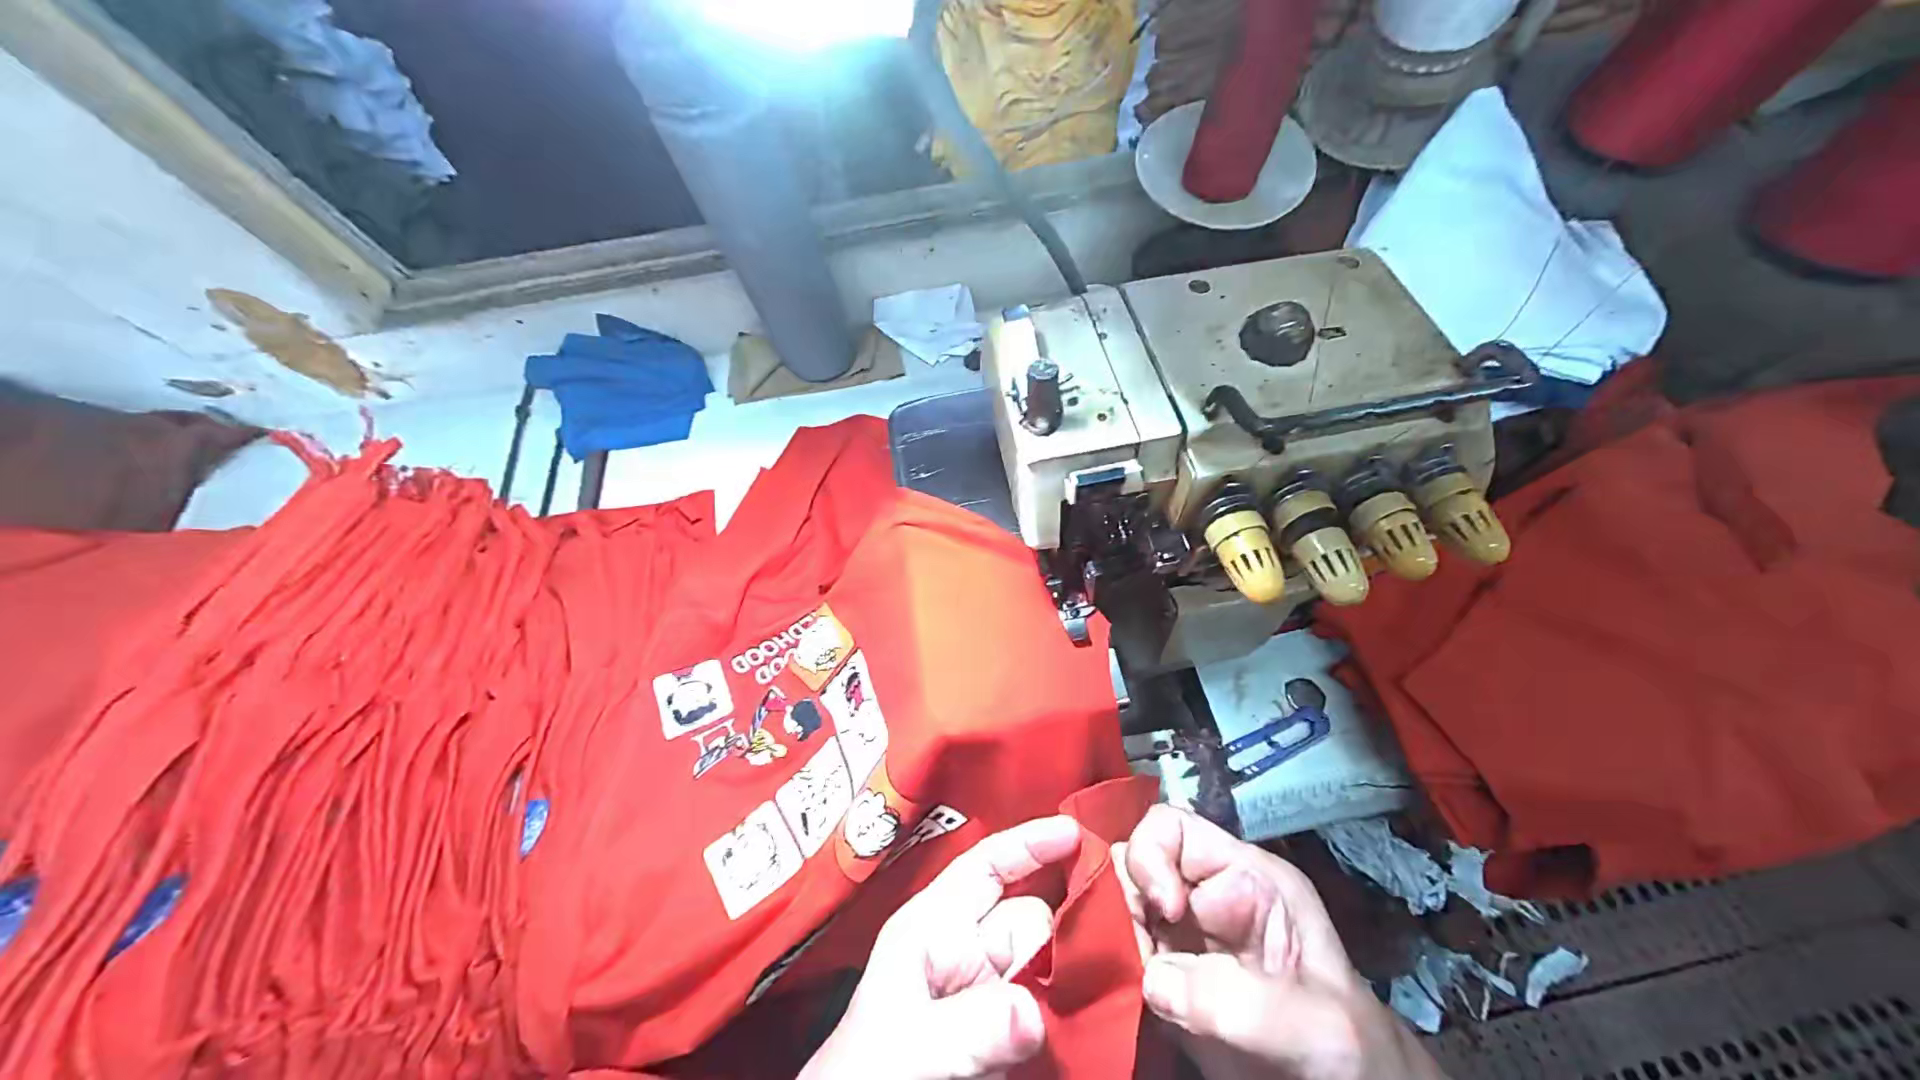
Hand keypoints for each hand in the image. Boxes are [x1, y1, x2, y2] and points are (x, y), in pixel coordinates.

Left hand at [800, 816, 1080, 1079]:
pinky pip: (1051, 1008)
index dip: (1028, 843)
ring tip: (1092, 983)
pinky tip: (1084, 1019)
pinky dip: (1069, 1011)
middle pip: (1029, 917)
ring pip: (1047, 962)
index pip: (984, 866)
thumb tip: (1028, 1011)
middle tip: (1099, 939)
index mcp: (932, 928)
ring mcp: (987, 993)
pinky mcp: (1006, 1034)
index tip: (1073, 832)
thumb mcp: (908, 1040)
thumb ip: (967, 1024)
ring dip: (1068, 973)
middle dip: (1060, 926)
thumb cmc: (860, 1075)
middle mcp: (965, 953)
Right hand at [1119, 805, 1446, 1079]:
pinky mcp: (1163, 979)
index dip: (1154, 858)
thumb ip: (1241, 1002)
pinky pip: (1116, 952)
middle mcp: (1205, 896)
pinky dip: (1109, 969)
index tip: (1165, 911)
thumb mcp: (1318, 1028)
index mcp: (1246, 878)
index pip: (1171, 830)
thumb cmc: (1355, 1061)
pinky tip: (1125, 998)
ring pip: (1116, 904)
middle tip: (1137, 952)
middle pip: (1133, 861)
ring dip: (1112, 936)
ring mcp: (1182, 938)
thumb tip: (1154, 979)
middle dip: (1123, 899)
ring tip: (1133, 982)